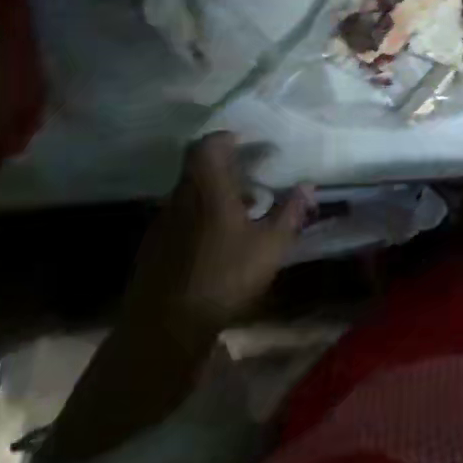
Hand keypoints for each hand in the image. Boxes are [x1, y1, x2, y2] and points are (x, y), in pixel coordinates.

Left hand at [123, 132, 308, 336]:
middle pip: (197, 168)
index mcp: (208, 188)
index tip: (245, 143)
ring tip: (240, 210)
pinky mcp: (154, 246)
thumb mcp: (270, 246)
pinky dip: (199, 217)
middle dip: (224, 167)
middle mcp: (180, 196)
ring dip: (212, 194)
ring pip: (189, 194)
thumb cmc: (224, 276)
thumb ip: (289, 213)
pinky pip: (180, 218)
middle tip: (250, 176)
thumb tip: (308, 187)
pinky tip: (217, 241)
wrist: (166, 324)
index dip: (224, 138)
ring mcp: (163, 222)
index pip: (207, 145)